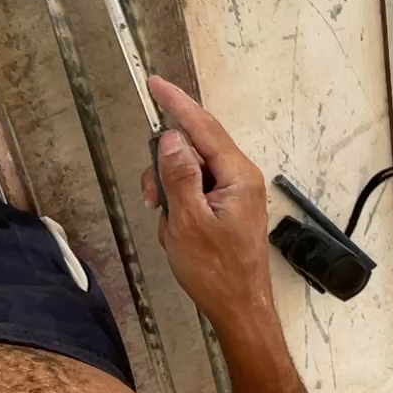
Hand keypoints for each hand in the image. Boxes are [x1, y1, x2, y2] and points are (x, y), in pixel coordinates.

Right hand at [139, 77, 277, 338]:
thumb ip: (179, 176)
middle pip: (194, 148)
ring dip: (170, 191)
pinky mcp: (226, 208)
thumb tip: (171, 139)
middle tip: (153, 198)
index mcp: (237, 175)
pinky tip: (177, 231)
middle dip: (166, 167)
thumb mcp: (188, 222)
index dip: (176, 104)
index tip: (155, 84)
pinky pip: (194, 192)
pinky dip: (178, 206)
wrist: (238, 307)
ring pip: (190, 171)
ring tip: (168, 224)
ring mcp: (234, 193)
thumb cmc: (216, 271)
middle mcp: (239, 177)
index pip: (203, 127)